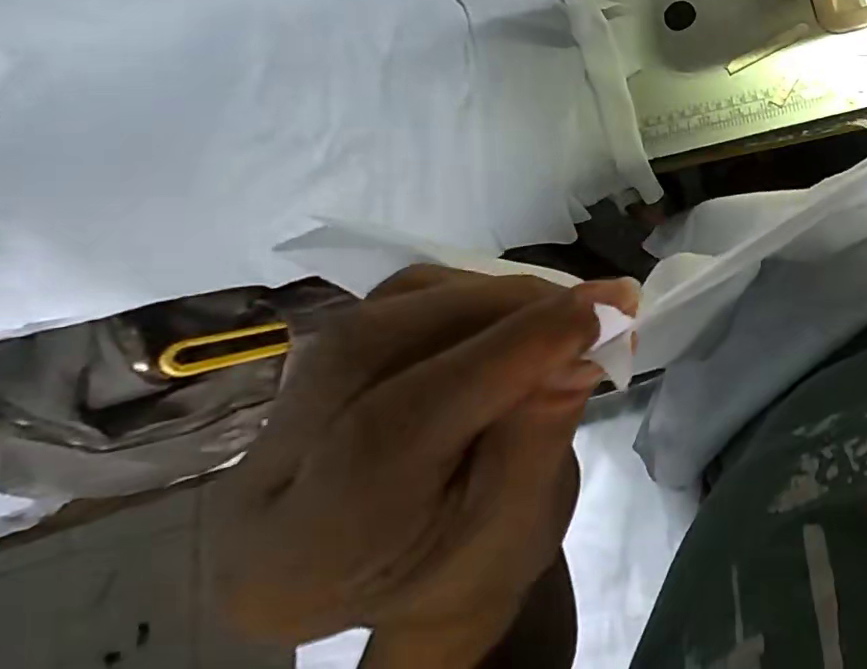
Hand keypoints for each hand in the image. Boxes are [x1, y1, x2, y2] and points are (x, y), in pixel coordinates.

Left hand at [206, 265, 637, 661]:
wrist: (419, 575)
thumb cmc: (475, 567)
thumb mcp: (521, 523)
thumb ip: (542, 431)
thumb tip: (579, 341)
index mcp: (307, 549)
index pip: (395, 425)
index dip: (504, 353)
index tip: (597, 311)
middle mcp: (269, 466)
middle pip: (379, 344)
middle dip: (503, 310)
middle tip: (594, 305)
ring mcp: (285, 403)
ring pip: (388, 306)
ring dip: (492, 293)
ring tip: (562, 311)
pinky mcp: (321, 359)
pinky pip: (399, 298)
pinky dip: (472, 291)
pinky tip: (517, 312)